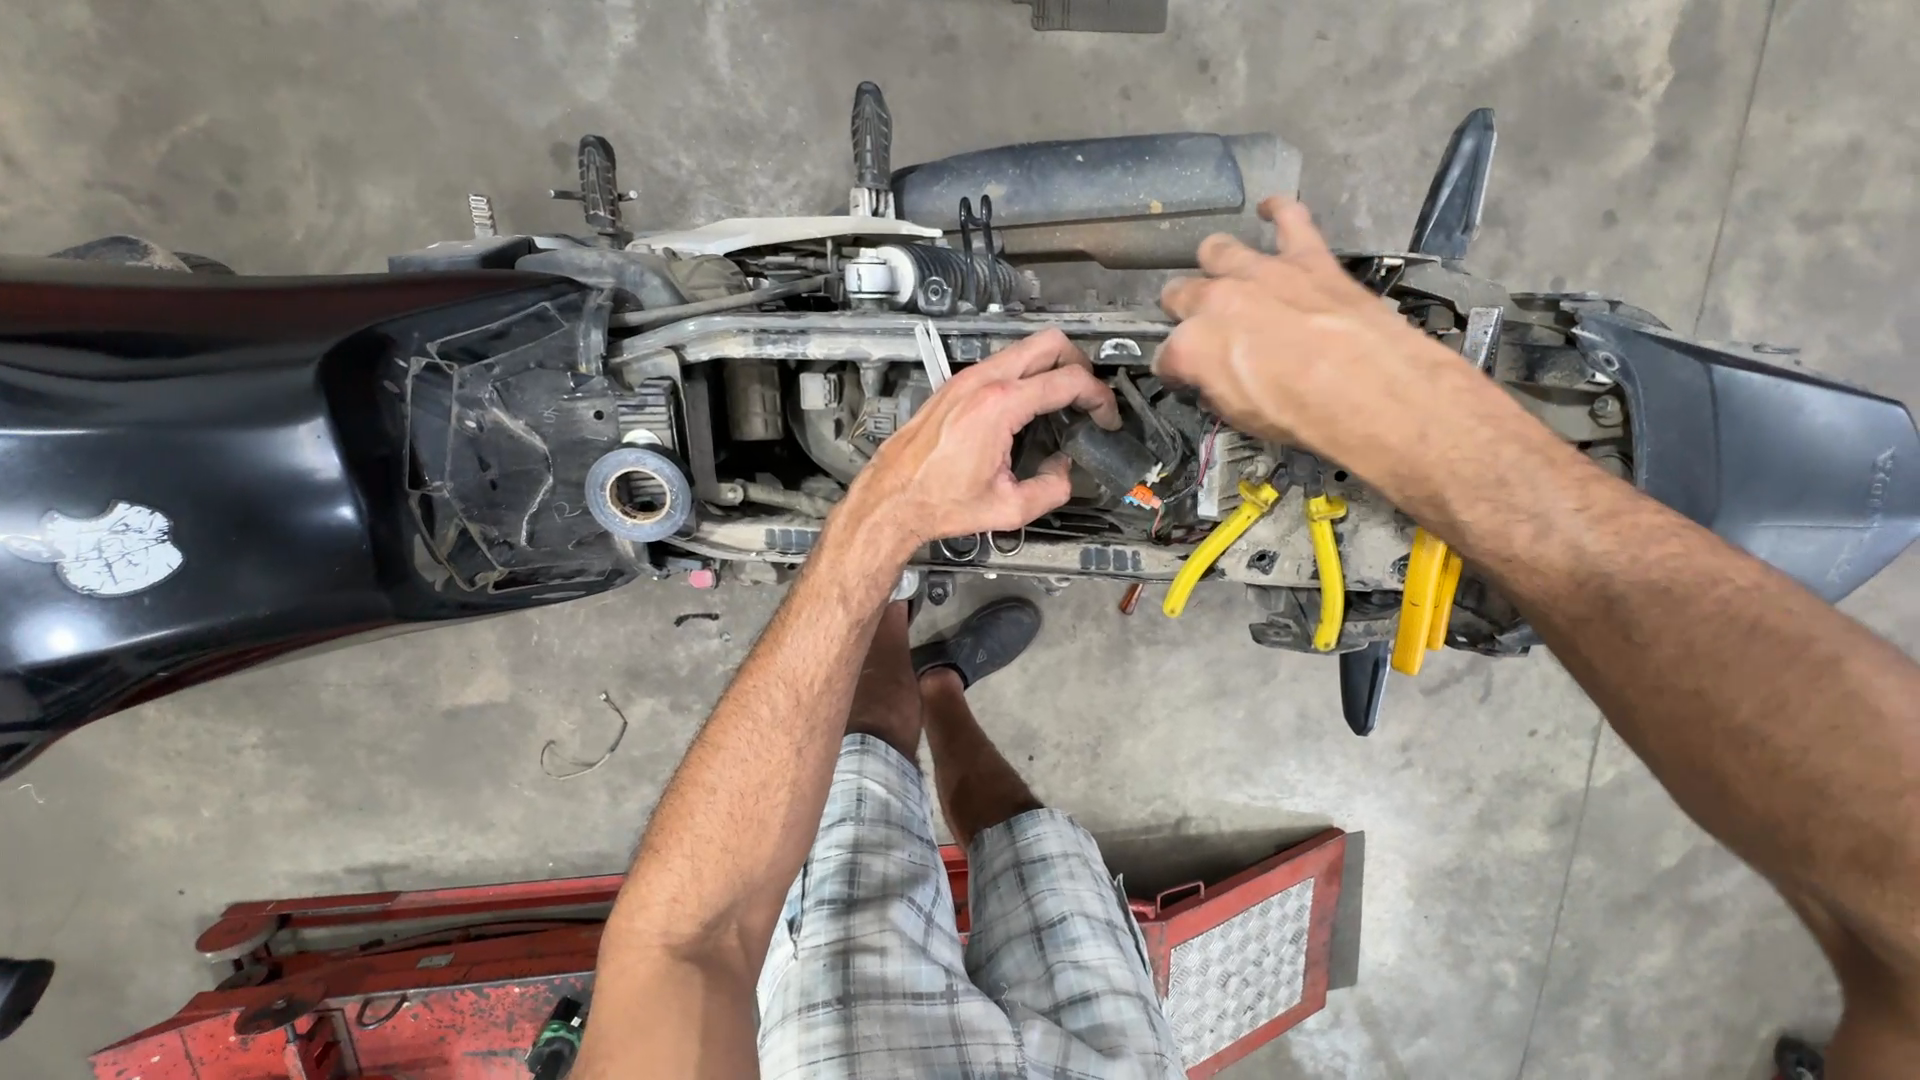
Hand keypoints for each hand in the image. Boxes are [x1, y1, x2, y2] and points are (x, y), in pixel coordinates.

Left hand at [839, 329, 1119, 557]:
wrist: (892, 499)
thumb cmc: (936, 501)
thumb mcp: (1009, 508)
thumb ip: (1052, 488)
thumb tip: (1064, 471)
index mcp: (1000, 406)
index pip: (1068, 380)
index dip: (1099, 397)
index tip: (1106, 416)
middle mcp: (982, 382)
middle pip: (1049, 344)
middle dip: (1080, 365)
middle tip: (1089, 397)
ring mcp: (965, 379)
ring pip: (1023, 350)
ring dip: (1050, 368)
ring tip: (1062, 403)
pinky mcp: (954, 386)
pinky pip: (1000, 365)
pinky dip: (1024, 376)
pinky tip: (1028, 409)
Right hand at [1156, 197, 1488, 480]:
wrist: (1364, 388)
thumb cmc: (1298, 413)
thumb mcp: (1240, 416)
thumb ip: (1215, 389)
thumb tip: (1212, 382)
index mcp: (1192, 346)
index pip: (1166, 357)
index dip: (1174, 369)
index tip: (1184, 377)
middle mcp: (1215, 300)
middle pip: (1180, 294)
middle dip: (1183, 311)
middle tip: (1201, 326)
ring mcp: (1259, 272)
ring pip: (1217, 250)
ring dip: (1214, 264)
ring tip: (1223, 274)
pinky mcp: (1305, 256)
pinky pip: (1289, 218)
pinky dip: (1278, 212)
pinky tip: (1271, 209)